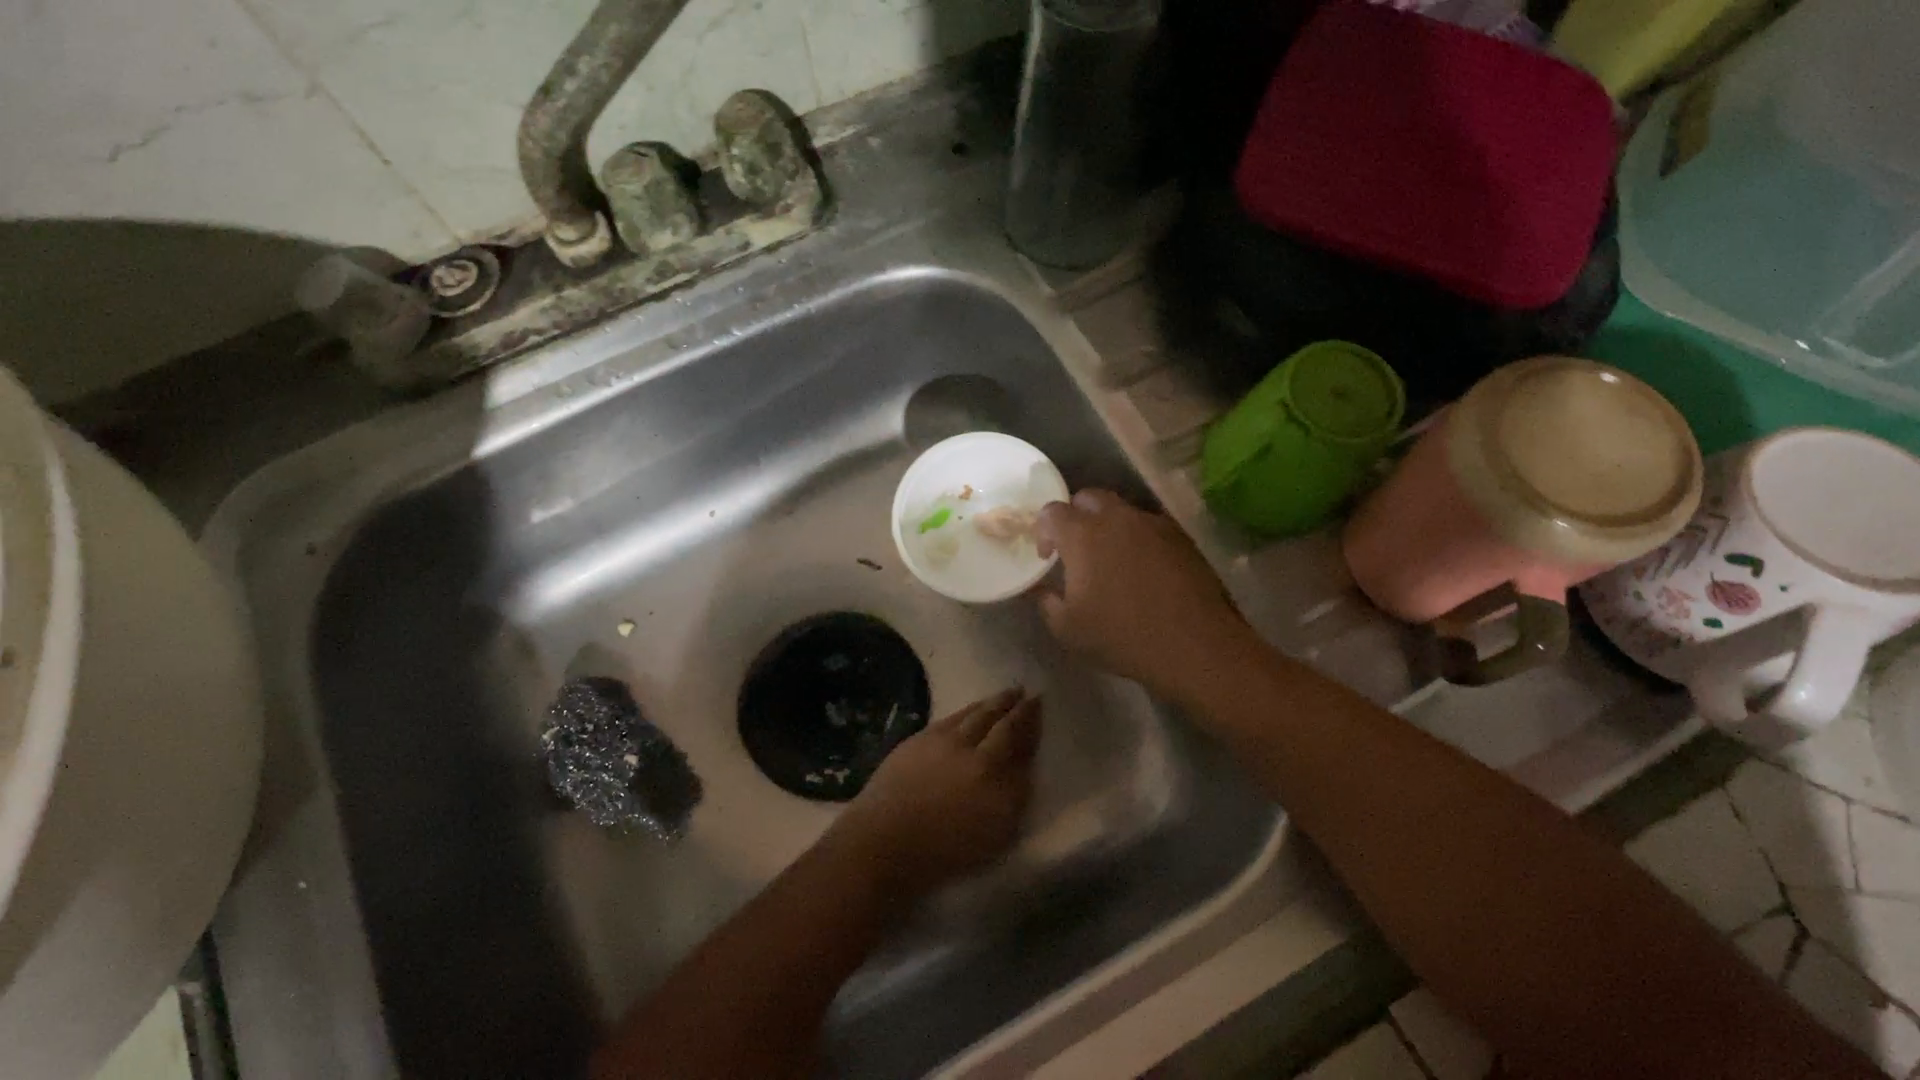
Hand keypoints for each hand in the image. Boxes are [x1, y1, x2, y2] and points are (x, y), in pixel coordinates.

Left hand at [827, 690, 1041, 895]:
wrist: (885, 842)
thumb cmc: (943, 854)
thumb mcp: (994, 837)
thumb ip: (1013, 799)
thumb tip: (1023, 769)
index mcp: (1002, 785)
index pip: (1024, 747)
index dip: (1033, 726)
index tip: (1041, 709)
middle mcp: (980, 756)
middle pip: (1003, 724)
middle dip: (1018, 708)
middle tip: (1029, 694)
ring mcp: (948, 742)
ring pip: (978, 714)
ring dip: (995, 703)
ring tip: (1006, 694)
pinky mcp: (922, 739)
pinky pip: (953, 717)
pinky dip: (968, 710)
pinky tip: (971, 710)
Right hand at [1034, 490, 1257, 704]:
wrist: (1194, 644)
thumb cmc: (1122, 636)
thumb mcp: (1068, 629)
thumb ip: (1047, 602)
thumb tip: (1041, 589)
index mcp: (1084, 535)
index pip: (1052, 512)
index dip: (1043, 530)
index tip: (1048, 557)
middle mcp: (1118, 518)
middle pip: (1089, 498)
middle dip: (1076, 516)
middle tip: (1077, 549)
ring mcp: (1154, 524)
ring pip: (1123, 510)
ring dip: (1110, 526)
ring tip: (1112, 559)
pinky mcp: (1181, 537)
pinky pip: (1150, 527)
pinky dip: (1139, 539)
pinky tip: (1144, 569)